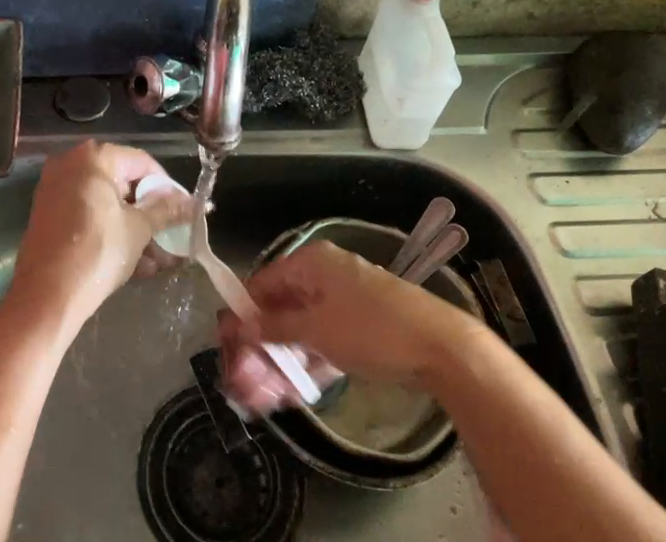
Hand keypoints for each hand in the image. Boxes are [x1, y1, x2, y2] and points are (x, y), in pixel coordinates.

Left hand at [9, 141, 192, 329]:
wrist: (46, 297)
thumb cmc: (97, 252)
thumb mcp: (138, 229)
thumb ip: (166, 210)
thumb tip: (192, 203)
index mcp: (93, 158)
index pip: (142, 163)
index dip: (167, 187)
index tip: (183, 211)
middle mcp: (70, 165)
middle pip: (123, 183)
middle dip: (150, 213)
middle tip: (172, 236)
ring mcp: (55, 190)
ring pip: (106, 203)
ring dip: (134, 228)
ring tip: (158, 259)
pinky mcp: (49, 215)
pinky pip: (89, 216)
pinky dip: (111, 232)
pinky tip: (135, 264)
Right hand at [218, 241, 479, 414]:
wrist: (441, 349)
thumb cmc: (372, 328)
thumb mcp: (315, 329)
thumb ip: (272, 327)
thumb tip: (234, 324)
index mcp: (310, 264)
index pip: (261, 285)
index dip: (240, 318)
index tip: (225, 351)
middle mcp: (322, 280)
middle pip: (276, 314)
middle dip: (255, 352)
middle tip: (239, 388)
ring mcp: (340, 307)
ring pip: (295, 336)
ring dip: (274, 367)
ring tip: (256, 402)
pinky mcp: (355, 334)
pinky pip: (317, 348)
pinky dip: (301, 370)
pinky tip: (282, 398)